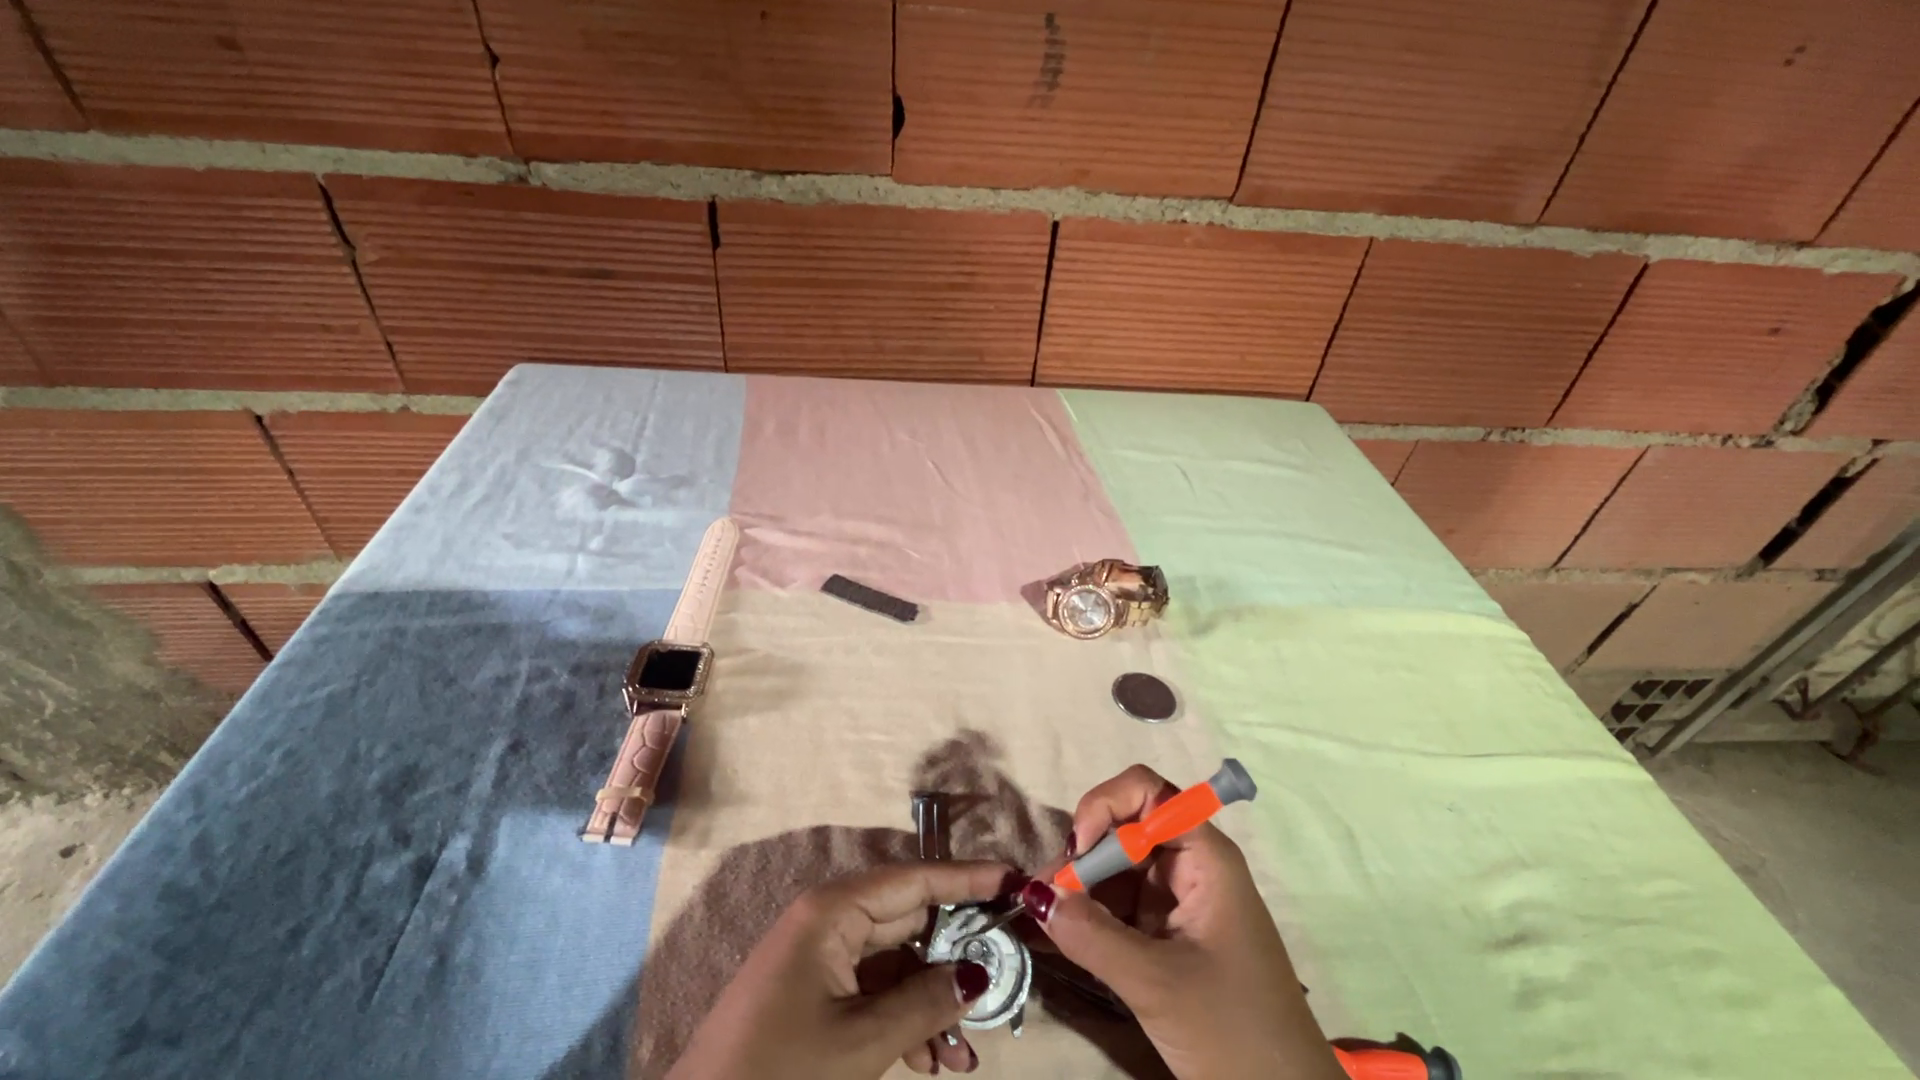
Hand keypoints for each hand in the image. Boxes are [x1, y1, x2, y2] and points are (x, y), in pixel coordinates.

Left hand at [667, 861, 1011, 1079]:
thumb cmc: (781, 1069)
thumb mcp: (862, 1041)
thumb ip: (927, 1002)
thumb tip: (979, 972)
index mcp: (833, 910)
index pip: (915, 879)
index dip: (968, 878)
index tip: (1016, 879)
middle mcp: (830, 919)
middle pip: (911, 921)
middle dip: (957, 959)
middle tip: (1003, 984)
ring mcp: (822, 955)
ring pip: (899, 962)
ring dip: (934, 1002)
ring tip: (962, 1057)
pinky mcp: (817, 989)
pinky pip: (877, 989)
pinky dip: (906, 1018)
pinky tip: (932, 1061)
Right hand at [1017, 766, 1345, 1079]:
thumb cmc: (1234, 1031)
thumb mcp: (1158, 983)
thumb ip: (1093, 936)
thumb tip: (1034, 895)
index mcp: (1205, 859)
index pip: (1149, 793)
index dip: (1106, 805)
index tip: (1077, 850)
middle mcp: (1189, 868)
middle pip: (1124, 829)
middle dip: (1081, 854)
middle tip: (1043, 896)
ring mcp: (1176, 903)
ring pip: (1115, 870)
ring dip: (1076, 888)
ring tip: (1040, 919)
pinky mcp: (1164, 936)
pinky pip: (1116, 908)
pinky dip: (1084, 916)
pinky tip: (1053, 935)